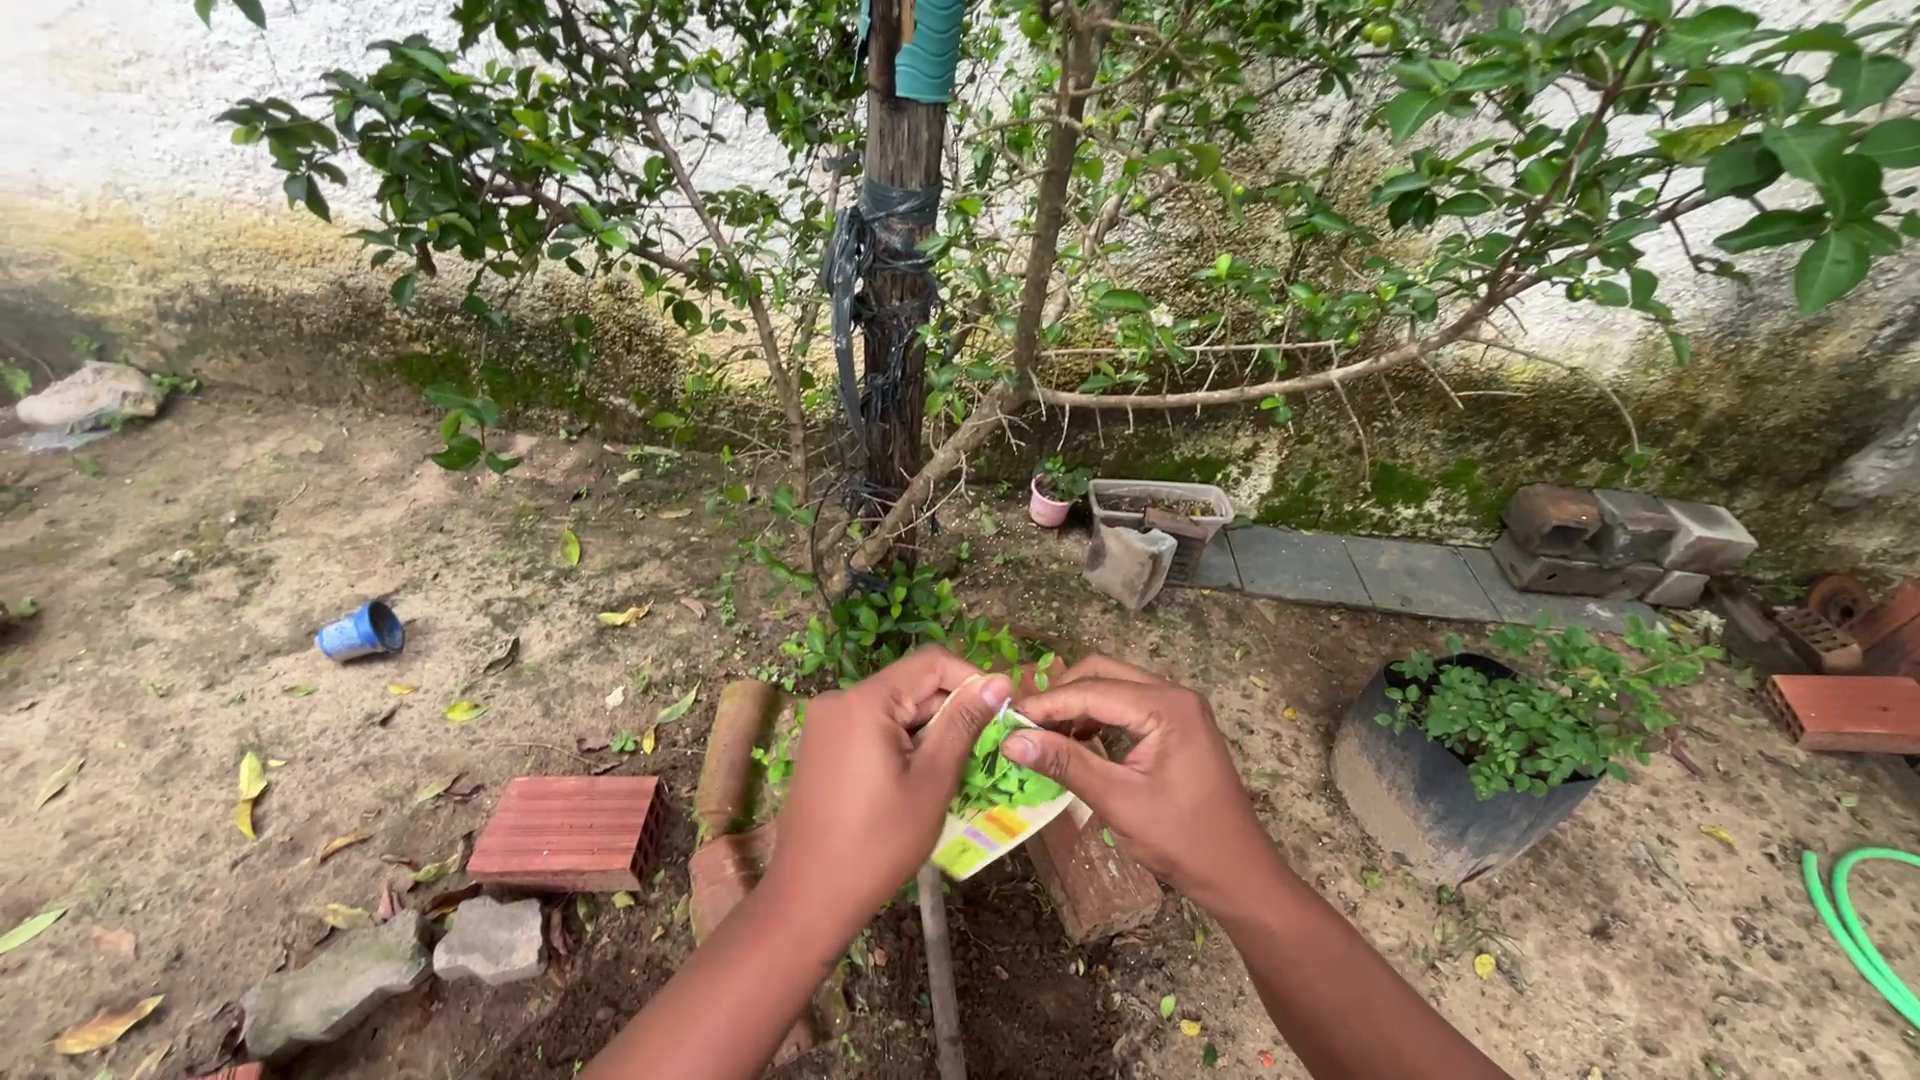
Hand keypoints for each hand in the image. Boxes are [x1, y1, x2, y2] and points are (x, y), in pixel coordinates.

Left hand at [766, 647, 1011, 926]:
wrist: (810, 897)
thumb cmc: (878, 843)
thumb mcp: (932, 781)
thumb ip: (964, 724)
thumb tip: (999, 681)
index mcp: (865, 701)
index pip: (931, 662)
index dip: (973, 678)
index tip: (1005, 707)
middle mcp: (840, 700)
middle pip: (911, 684)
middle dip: (953, 708)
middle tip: (989, 744)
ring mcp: (826, 724)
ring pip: (895, 707)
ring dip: (931, 728)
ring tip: (961, 765)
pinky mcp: (823, 746)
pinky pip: (874, 726)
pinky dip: (904, 741)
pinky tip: (924, 775)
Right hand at [1003, 656, 1284, 912]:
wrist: (1239, 875)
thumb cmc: (1184, 840)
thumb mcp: (1118, 801)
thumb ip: (1065, 764)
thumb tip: (1011, 740)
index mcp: (1167, 706)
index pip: (1092, 690)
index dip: (1046, 704)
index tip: (1005, 719)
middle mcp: (1174, 695)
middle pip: (1101, 674)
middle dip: (1059, 696)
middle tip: (1021, 723)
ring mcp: (1178, 709)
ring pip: (1112, 688)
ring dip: (1076, 705)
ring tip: (1041, 734)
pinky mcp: (1176, 726)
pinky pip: (1126, 706)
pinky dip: (1096, 717)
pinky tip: (1075, 742)